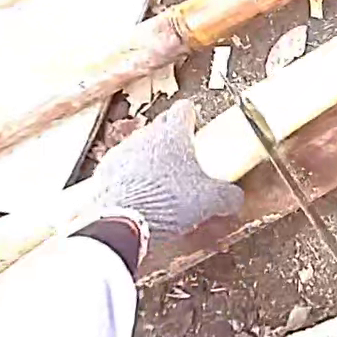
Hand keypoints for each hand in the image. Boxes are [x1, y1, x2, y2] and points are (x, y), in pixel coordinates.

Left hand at [90, 99, 242, 239]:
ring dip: (147, 158)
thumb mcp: (211, 200)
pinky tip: (137, 194)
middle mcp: (144, 138)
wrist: (120, 226)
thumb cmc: (170, 201)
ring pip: (137, 147)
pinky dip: (128, 178)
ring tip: (159, 178)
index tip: (194, 119)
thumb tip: (236, 198)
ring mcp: (118, 156)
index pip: (182, 110)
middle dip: (168, 136)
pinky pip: (119, 171)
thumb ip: (227, 195)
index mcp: (173, 135)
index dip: (190, 114)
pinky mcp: (100, 178)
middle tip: (181, 153)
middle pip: (158, 127)